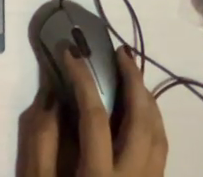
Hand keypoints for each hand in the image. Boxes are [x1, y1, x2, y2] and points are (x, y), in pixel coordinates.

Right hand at [18, 45, 165, 176]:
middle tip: (119, 52)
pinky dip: (153, 122)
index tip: (70, 52)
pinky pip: (161, 150)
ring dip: (148, 99)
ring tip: (132, 73)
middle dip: (134, 82)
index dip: (82, 78)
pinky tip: (138, 108)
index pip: (95, 115)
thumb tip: (54, 93)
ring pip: (160, 136)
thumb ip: (42, 138)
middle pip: (144, 123)